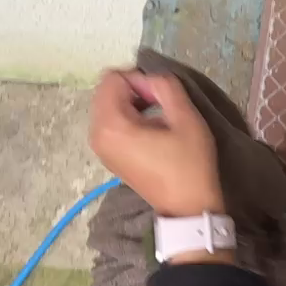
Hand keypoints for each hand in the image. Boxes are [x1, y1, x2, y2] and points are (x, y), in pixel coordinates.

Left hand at [89, 70, 224, 218]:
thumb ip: (167, 87)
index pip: (113, 79)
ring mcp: (100, 147)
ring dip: (133, 103)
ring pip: (108, 105)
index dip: (141, 80)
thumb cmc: (189, 163)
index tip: (164, 98)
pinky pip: (111, 123)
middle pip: (107, 91)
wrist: (187, 206)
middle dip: (134, 90)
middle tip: (163, 106)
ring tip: (160, 119)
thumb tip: (151, 79)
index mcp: (111, 125)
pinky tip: (153, 132)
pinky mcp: (108, 156)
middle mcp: (96, 134)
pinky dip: (129, 118)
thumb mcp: (187, 119)